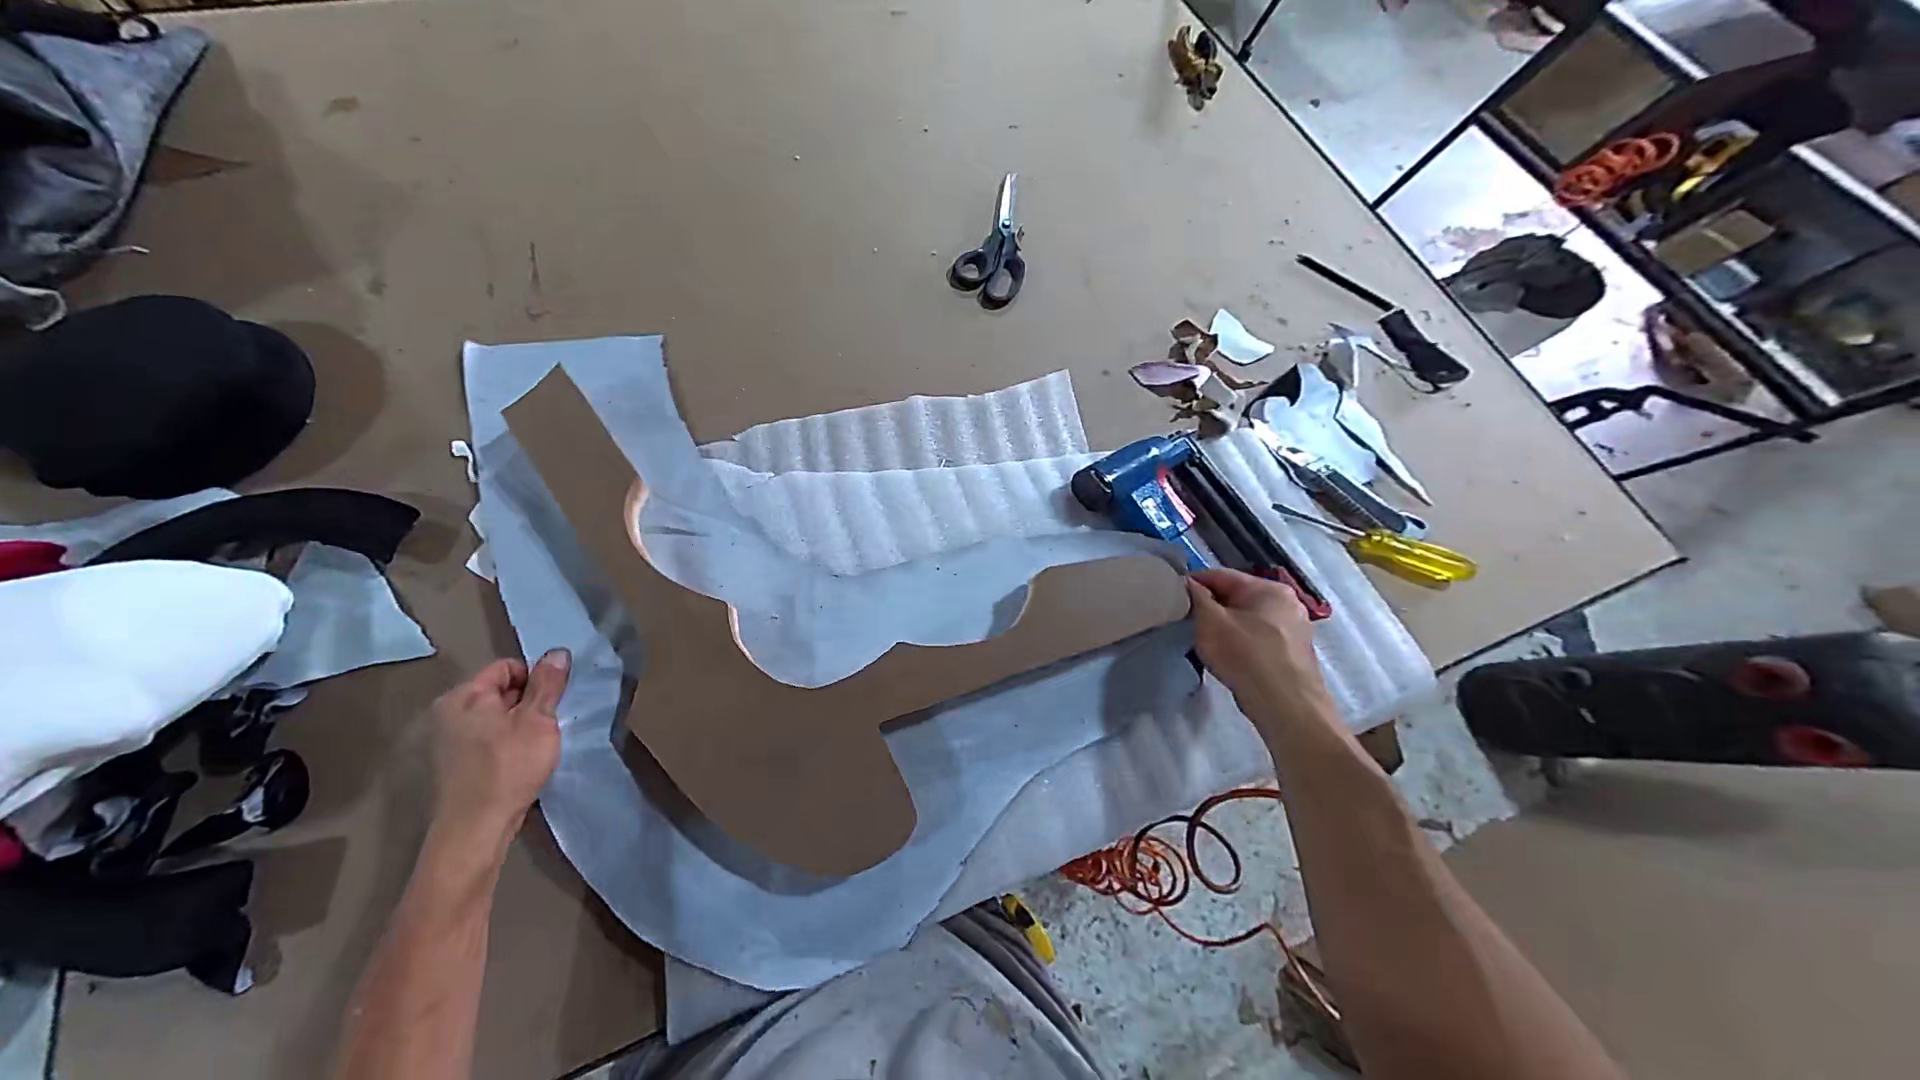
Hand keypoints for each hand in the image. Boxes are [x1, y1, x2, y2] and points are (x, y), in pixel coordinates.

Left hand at [427, 649, 569, 845]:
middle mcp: (448, 713)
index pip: (508, 667)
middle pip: (501, 691)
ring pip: (497, 717)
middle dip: (529, 702)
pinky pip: (489, 739)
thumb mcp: (538, 720)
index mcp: (463, 696)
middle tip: (549, 724)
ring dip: (521, 725)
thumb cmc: (509, 766)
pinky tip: (522, 761)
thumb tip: (558, 652)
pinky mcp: (455, 764)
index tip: (553, 702)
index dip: (536, 679)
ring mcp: (448, 741)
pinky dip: (508, 744)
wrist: (476, 828)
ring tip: (538, 745)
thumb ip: (548, 684)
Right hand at [1186, 569, 1331, 723]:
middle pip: (1237, 597)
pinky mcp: (1295, 654)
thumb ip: (1196, 597)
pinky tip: (1230, 658)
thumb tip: (1188, 584)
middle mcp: (1288, 603)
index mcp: (1269, 588)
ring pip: (1248, 619)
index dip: (1193, 583)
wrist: (1286, 706)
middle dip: (1211, 607)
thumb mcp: (1210, 622)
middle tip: (1187, 621)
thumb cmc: (1246, 657)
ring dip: (1226, 626)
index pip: (1222, 576)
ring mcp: (1295, 629)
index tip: (1173, 596)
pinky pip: (1259, 639)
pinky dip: (1241, 643)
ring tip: (1206, 642)